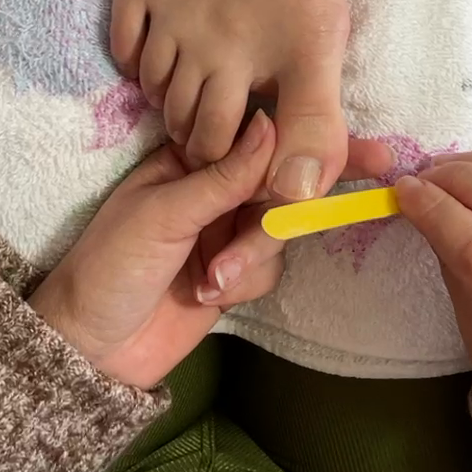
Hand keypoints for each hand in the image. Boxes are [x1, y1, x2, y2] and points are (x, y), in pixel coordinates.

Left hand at [29, 112, 391, 388]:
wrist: (90, 348)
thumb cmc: (112, 265)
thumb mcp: (164, 212)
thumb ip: (223, 176)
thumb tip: (270, 122)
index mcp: (192, 159)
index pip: (259, 140)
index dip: (308, 138)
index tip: (362, 139)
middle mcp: (216, 190)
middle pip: (281, 182)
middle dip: (308, 190)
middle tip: (382, 169)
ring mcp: (226, 232)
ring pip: (279, 229)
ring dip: (255, 253)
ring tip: (212, 278)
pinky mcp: (233, 272)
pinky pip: (267, 267)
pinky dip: (245, 280)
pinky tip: (208, 295)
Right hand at [109, 0, 353, 197]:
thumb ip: (315, 96)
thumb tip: (300, 187)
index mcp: (290, 50)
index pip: (258, 152)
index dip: (255, 177)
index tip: (255, 171)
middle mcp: (223, 43)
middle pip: (200, 128)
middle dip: (212, 146)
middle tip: (220, 142)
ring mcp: (173, 7)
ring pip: (163, 91)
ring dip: (177, 107)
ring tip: (191, 103)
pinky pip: (125, 48)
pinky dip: (141, 65)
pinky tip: (158, 55)